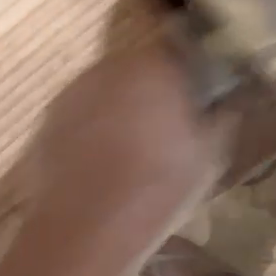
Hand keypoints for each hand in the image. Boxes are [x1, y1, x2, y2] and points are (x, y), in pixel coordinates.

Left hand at [25, 41, 228, 221]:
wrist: (83, 228)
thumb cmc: (157, 188)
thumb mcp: (209, 157)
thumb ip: (221, 118)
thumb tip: (226, 102)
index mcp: (156, 65)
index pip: (182, 46)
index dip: (193, 68)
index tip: (203, 92)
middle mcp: (112, 65)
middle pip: (142, 65)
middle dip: (158, 87)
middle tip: (174, 122)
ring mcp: (75, 90)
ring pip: (111, 88)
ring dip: (126, 105)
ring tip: (139, 146)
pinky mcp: (49, 118)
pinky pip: (85, 112)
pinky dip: (97, 127)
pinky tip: (106, 161)